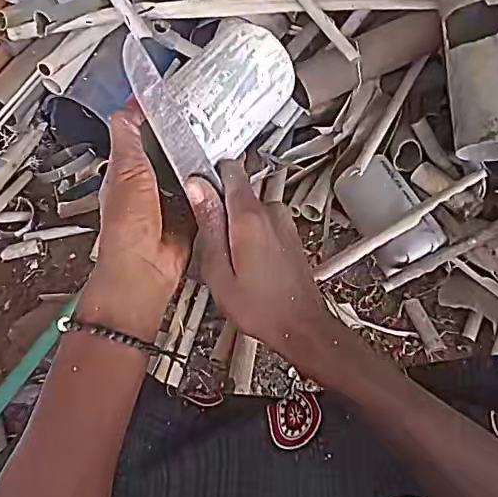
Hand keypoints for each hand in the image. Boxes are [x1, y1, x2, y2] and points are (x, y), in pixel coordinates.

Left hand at [81, 105, 190, 338]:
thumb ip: (127, 139)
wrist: (145, 268)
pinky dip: (208, 187)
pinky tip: (216, 176)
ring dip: (196, 162)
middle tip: (196, 119)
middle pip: (165, 151)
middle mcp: (145, 186)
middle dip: (179, 138)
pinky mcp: (187, 215)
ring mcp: (167, 201)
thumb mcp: (126, 171)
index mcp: (124, 172)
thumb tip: (125, 109)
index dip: (148, 116)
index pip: (136, 135)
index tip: (164, 98)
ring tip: (211, 142)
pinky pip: (200, 194)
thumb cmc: (126, 230)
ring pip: (184, 171)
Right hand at [184, 159, 345, 367]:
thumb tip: (196, 188)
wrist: (300, 326)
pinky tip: (247, 265)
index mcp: (250, 216)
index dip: (209, 176)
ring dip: (236, 227)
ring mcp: (284, 222)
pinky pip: (262, 223)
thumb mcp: (218, 269)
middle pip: (237, 192)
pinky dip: (250, 236)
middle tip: (211, 244)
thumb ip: (207, 223)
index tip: (196, 191)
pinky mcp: (290, 234)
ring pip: (249, 210)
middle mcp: (271, 212)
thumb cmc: (262, 307)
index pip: (229, 170)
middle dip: (220, 211)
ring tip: (230, 260)